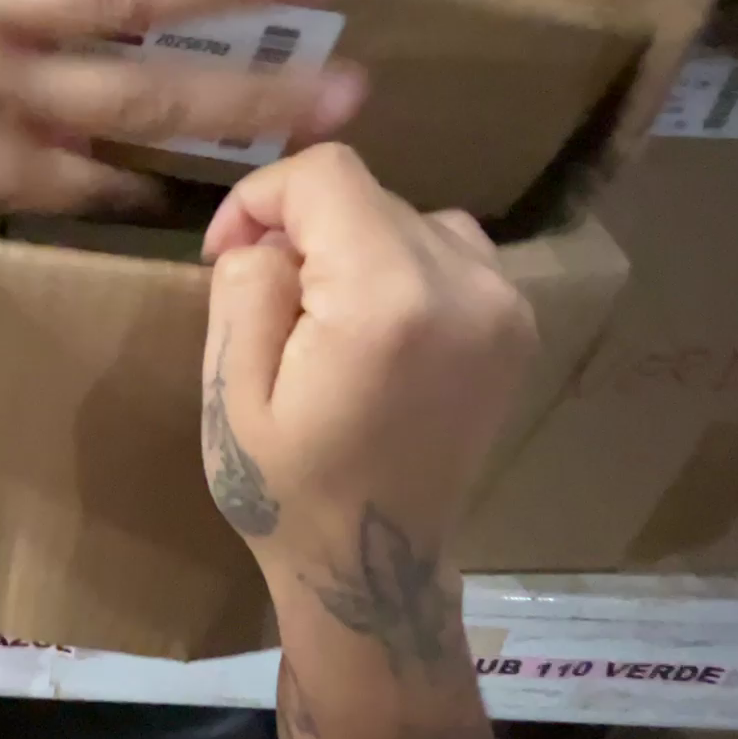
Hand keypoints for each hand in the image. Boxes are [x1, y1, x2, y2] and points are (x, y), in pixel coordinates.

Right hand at [197, 144, 536, 566]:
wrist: (370, 562)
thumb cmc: (283, 488)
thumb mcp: (230, 393)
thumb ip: (244, 291)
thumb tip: (269, 239)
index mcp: (387, 301)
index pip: (327, 175)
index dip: (258, 198)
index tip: (223, 256)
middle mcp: (467, 285)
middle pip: (365, 195)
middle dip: (295, 231)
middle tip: (259, 304)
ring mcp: (504, 304)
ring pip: (404, 217)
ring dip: (343, 248)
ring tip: (312, 319)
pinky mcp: (513, 325)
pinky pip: (443, 251)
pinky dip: (390, 266)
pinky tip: (366, 328)